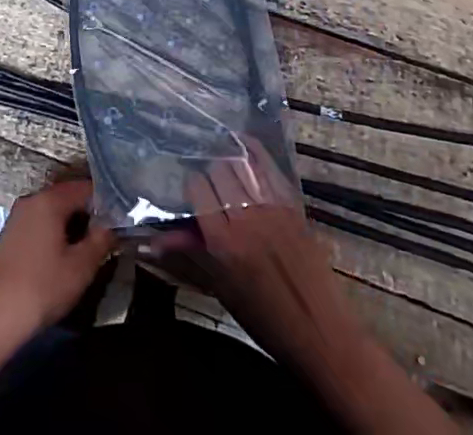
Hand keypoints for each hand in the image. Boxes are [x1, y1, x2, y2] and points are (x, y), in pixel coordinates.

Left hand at [0, 179, 116, 349]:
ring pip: (54, 213)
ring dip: (73, 227)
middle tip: (108, 236)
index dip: (108, 202)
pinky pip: (40, 226)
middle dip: (90, 215)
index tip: (122, 220)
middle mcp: (30, 202)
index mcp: (48, 201)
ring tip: (89, 250)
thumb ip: (102, 238)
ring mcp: (16, 220)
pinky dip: (55, 235)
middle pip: (69, 198)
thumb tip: (113, 225)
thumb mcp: (82, 266)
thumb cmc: (41, 289)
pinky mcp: (8, 239)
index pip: (87, 188)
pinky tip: (63, 259)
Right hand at [184, 160, 460, 434]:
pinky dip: (257, 153)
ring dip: (229, 159)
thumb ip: (191, 254)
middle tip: (207, 182)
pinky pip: (270, 170)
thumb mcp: (221, 289)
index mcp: (223, 242)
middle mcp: (246, 217)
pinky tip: (246, 144)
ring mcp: (273, 207)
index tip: (189, 193)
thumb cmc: (263, 318)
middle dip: (208, 171)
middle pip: (219, 170)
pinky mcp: (293, 205)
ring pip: (243, 164)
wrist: (318, 329)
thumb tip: (154, 240)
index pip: (197, 189)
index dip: (190, 186)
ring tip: (222, 160)